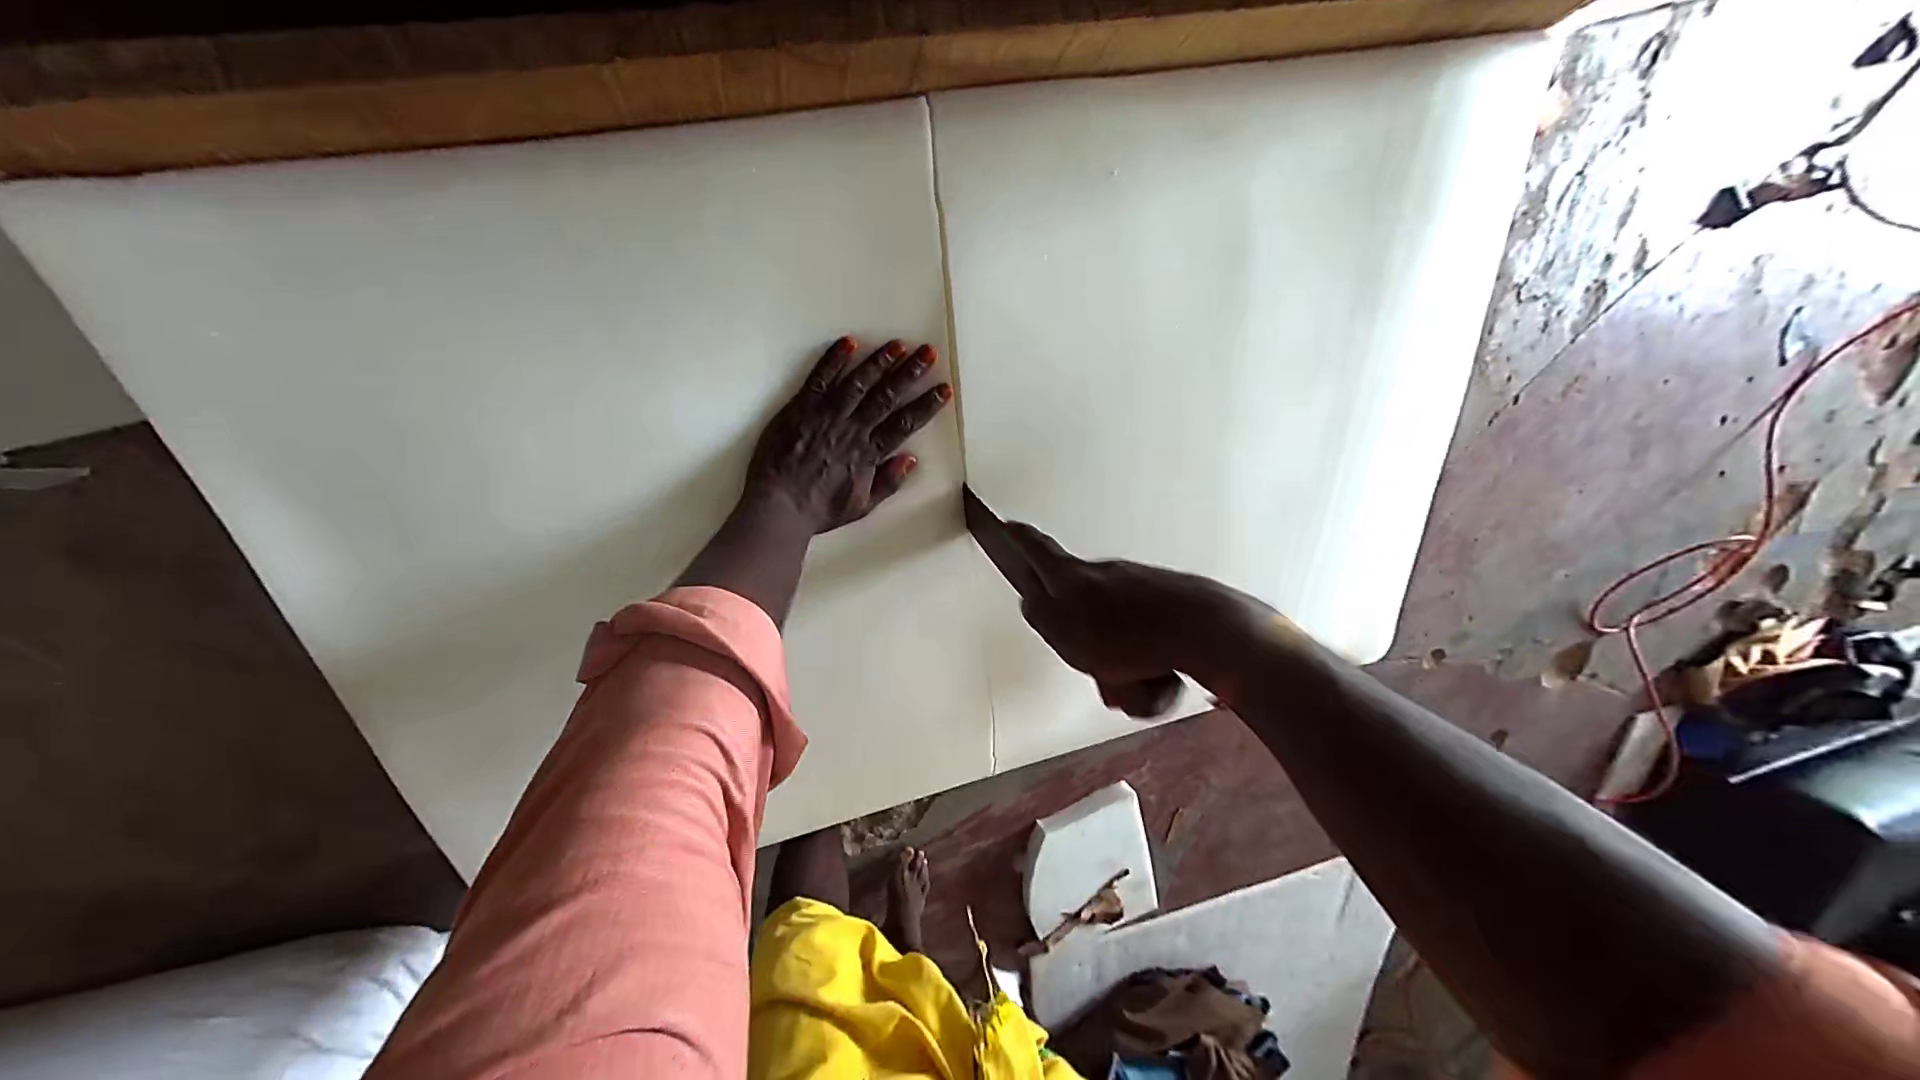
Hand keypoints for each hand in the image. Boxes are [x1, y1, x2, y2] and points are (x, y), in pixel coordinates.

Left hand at [743, 336, 951, 533]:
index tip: (943, 389)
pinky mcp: (801, 409)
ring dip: (878, 362)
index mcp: (867, 453)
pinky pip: (820, 379)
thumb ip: (888, 482)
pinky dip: (833, 360)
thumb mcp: (861, 506)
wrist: (778, 507)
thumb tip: (910, 460)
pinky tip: (848, 342)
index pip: (904, 423)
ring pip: (857, 383)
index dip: (926, 404)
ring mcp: (826, 416)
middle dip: (910, 372)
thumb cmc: (818, 509)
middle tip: (927, 353)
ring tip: (897, 345)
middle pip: (886, 396)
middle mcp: (851, 430)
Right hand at [998, 521, 1269, 713]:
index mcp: (1075, 577)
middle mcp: (1106, 574)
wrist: (1207, 632)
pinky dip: (1149, 663)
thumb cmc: (1138, 637)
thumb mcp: (1069, 636)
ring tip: (1139, 682)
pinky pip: (1147, 639)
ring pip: (1117, 629)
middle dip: (1085, 640)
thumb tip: (1030, 601)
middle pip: (1080, 601)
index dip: (1020, 539)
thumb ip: (1042, 616)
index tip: (1009, 527)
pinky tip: (1161, 678)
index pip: (1038, 550)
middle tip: (1097, 665)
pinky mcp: (1168, 604)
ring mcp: (1139, 586)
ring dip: (1122, 661)